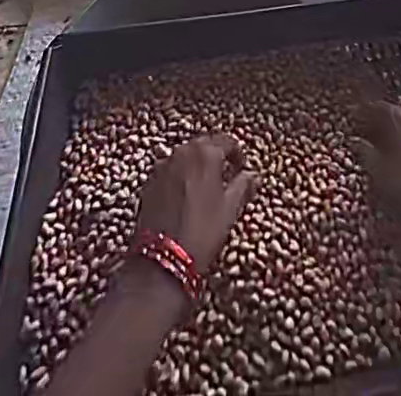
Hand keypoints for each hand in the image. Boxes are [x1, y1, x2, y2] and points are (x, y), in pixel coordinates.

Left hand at [134, 135, 256, 276]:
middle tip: (227, 175)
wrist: (161, 259)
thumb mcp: (230, 209)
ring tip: (206, 187)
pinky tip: (186, 196)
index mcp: (205, 153)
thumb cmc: (200, 232)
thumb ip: (243, 186)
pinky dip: (180, 176)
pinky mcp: (149, 183)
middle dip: (216, 157)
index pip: (227, 141)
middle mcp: (182, 153)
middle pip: (204, 145)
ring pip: (185, 157)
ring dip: (197, 166)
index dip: (237, 154)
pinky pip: (170, 171)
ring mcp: (163, 167)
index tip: (242, 168)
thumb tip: (251, 175)